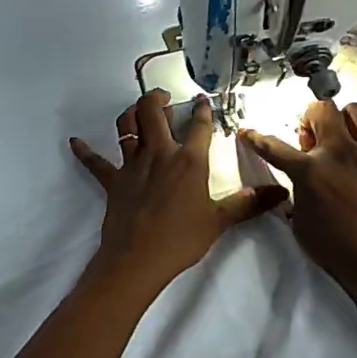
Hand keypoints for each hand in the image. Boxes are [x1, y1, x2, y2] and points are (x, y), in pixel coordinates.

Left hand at [71, 90, 285, 288]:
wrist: (139, 259)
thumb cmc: (182, 239)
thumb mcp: (220, 221)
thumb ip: (248, 203)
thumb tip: (281, 193)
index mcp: (188, 161)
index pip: (199, 127)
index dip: (203, 111)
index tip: (204, 100)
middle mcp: (159, 153)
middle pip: (152, 112)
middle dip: (157, 98)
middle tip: (164, 97)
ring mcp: (132, 164)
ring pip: (126, 126)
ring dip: (130, 113)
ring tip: (138, 110)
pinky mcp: (112, 180)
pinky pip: (96, 162)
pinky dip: (85, 151)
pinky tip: (75, 142)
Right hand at [242, 102, 356, 309]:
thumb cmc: (346, 253)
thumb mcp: (304, 227)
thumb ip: (299, 196)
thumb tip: (304, 185)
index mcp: (311, 172)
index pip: (274, 147)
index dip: (256, 138)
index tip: (248, 132)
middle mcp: (340, 152)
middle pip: (321, 108)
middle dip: (312, 117)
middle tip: (312, 135)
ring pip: (355, 111)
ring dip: (344, 122)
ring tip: (344, 139)